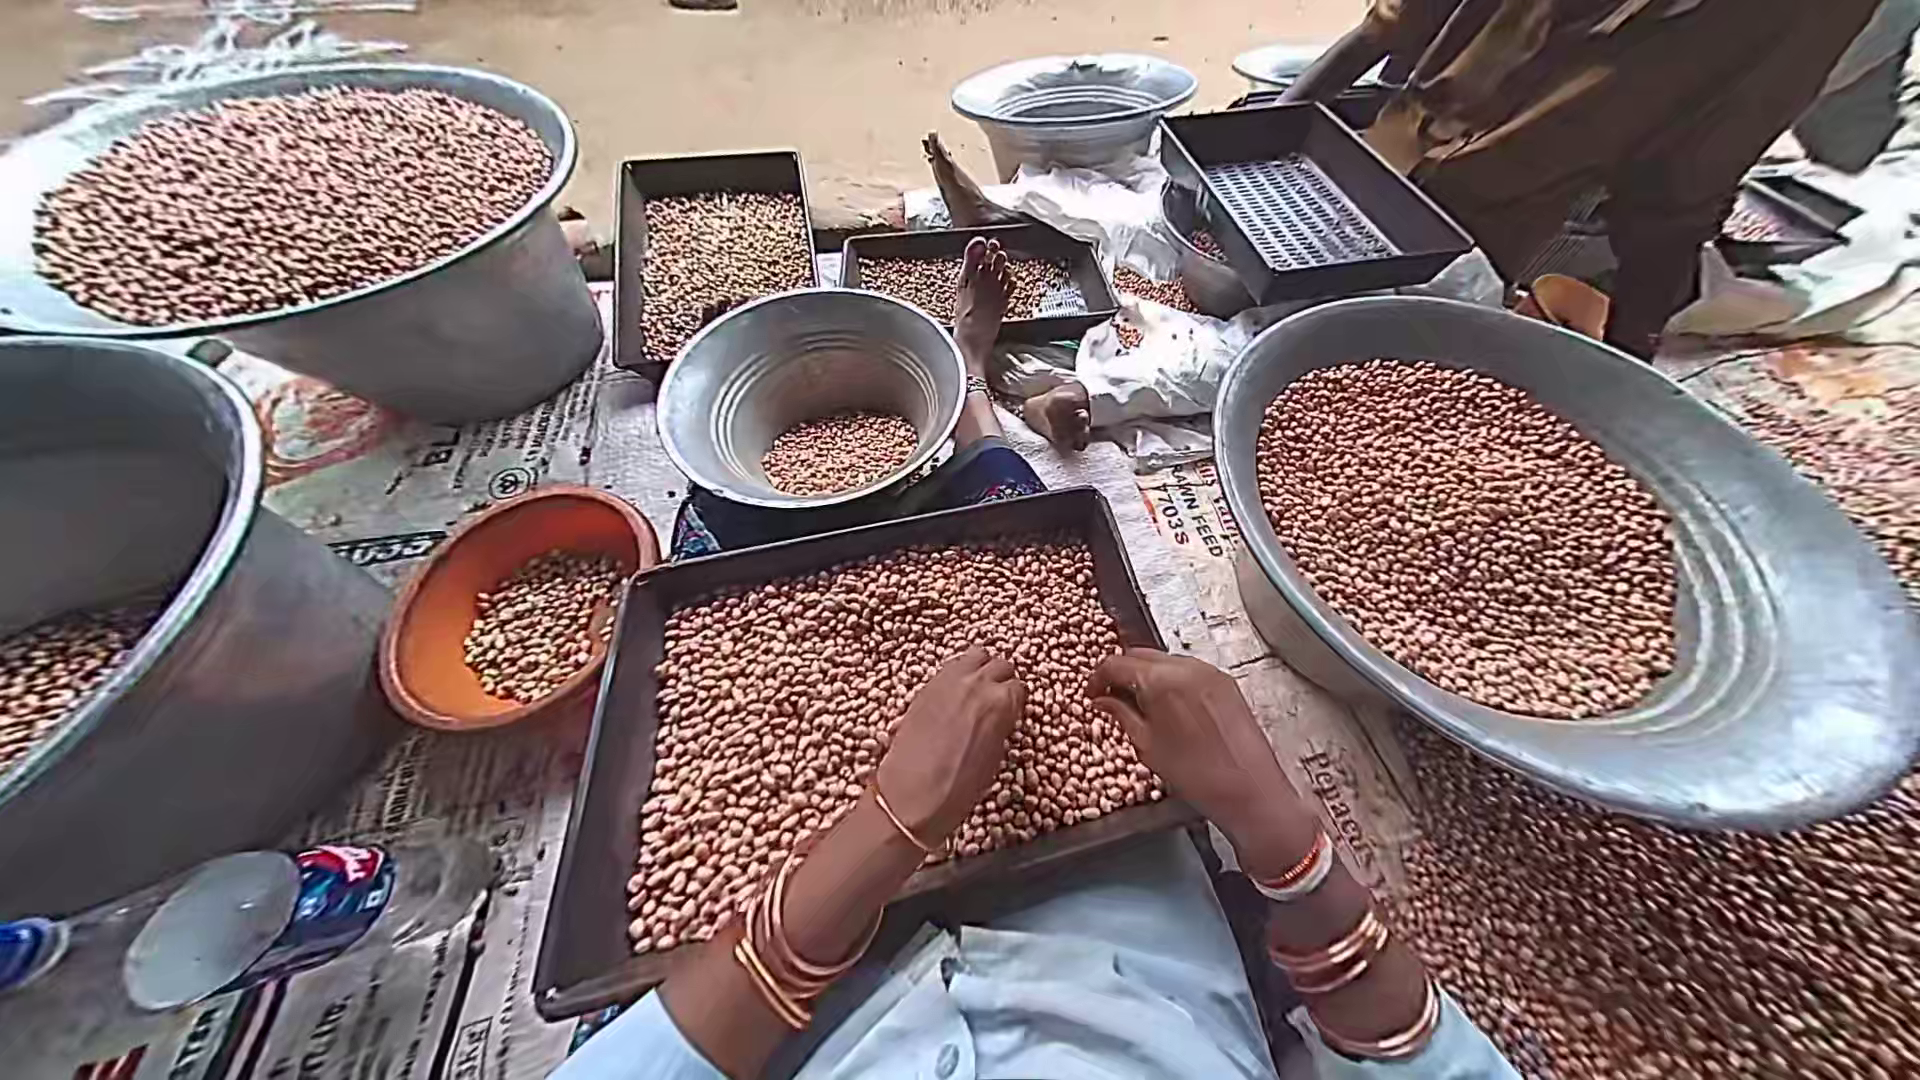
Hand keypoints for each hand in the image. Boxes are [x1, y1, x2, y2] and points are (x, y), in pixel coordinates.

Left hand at [878, 648, 1023, 842]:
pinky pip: (952, 666)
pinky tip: (957, 692)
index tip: (1013, 709)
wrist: (912, 793)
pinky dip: (959, 673)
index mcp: (1001, 702)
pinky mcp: (928, 684)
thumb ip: (1001, 726)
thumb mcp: (994, 757)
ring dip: (981, 668)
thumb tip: (1001, 717)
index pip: (1019, 687)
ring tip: (979, 688)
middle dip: (1003, 680)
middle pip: (1000, 665)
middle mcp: (977, 683)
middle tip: (999, 697)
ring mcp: (950, 680)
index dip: (1016, 701)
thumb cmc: (957, 786)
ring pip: (976, 655)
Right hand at [1088, 649, 1312, 869]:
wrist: (1252, 792)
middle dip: (1121, 672)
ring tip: (1139, 703)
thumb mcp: (1146, 745)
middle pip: (1139, 655)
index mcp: (1159, 681)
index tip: (1093, 693)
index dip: (1098, 677)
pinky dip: (1170, 679)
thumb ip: (1121, 714)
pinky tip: (1167, 705)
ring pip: (1163, 660)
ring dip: (1145, 674)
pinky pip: (1186, 670)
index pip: (1116, 663)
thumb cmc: (1197, 775)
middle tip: (1111, 696)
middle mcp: (1184, 667)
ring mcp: (1207, 672)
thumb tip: (1103, 700)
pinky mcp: (1224, 681)